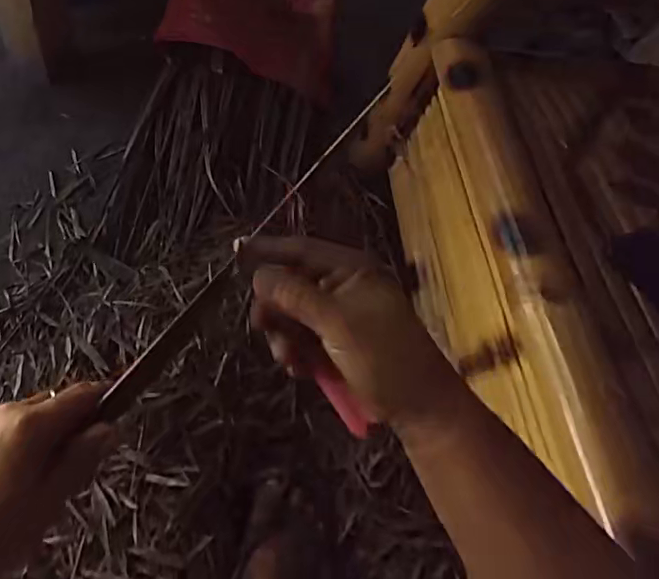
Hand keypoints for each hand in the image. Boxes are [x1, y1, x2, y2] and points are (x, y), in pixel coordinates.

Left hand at [0, 383, 115, 578]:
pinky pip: (22, 430)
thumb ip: (81, 460)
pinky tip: (27, 490)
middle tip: (83, 471)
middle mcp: (11, 413)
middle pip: (63, 403)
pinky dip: (35, 448)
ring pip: (43, 418)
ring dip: (57, 440)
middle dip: (80, 429)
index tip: (122, 413)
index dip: (108, 400)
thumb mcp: (48, 503)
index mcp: (31, 422)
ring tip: (50, 491)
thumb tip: (108, 430)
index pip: (84, 392)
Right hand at [240, 236, 463, 433]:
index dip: (267, 249)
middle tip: (263, 328)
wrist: (421, 410)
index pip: (300, 249)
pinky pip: (302, 337)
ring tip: (290, 360)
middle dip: (276, 308)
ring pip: (292, 314)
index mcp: (351, 268)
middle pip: (291, 283)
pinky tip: (300, 369)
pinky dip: (295, 351)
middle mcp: (343, 285)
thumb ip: (294, 294)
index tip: (236, 249)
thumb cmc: (384, 356)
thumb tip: (259, 274)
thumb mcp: (336, 322)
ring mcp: (339, 315)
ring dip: (284, 336)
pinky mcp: (336, 342)